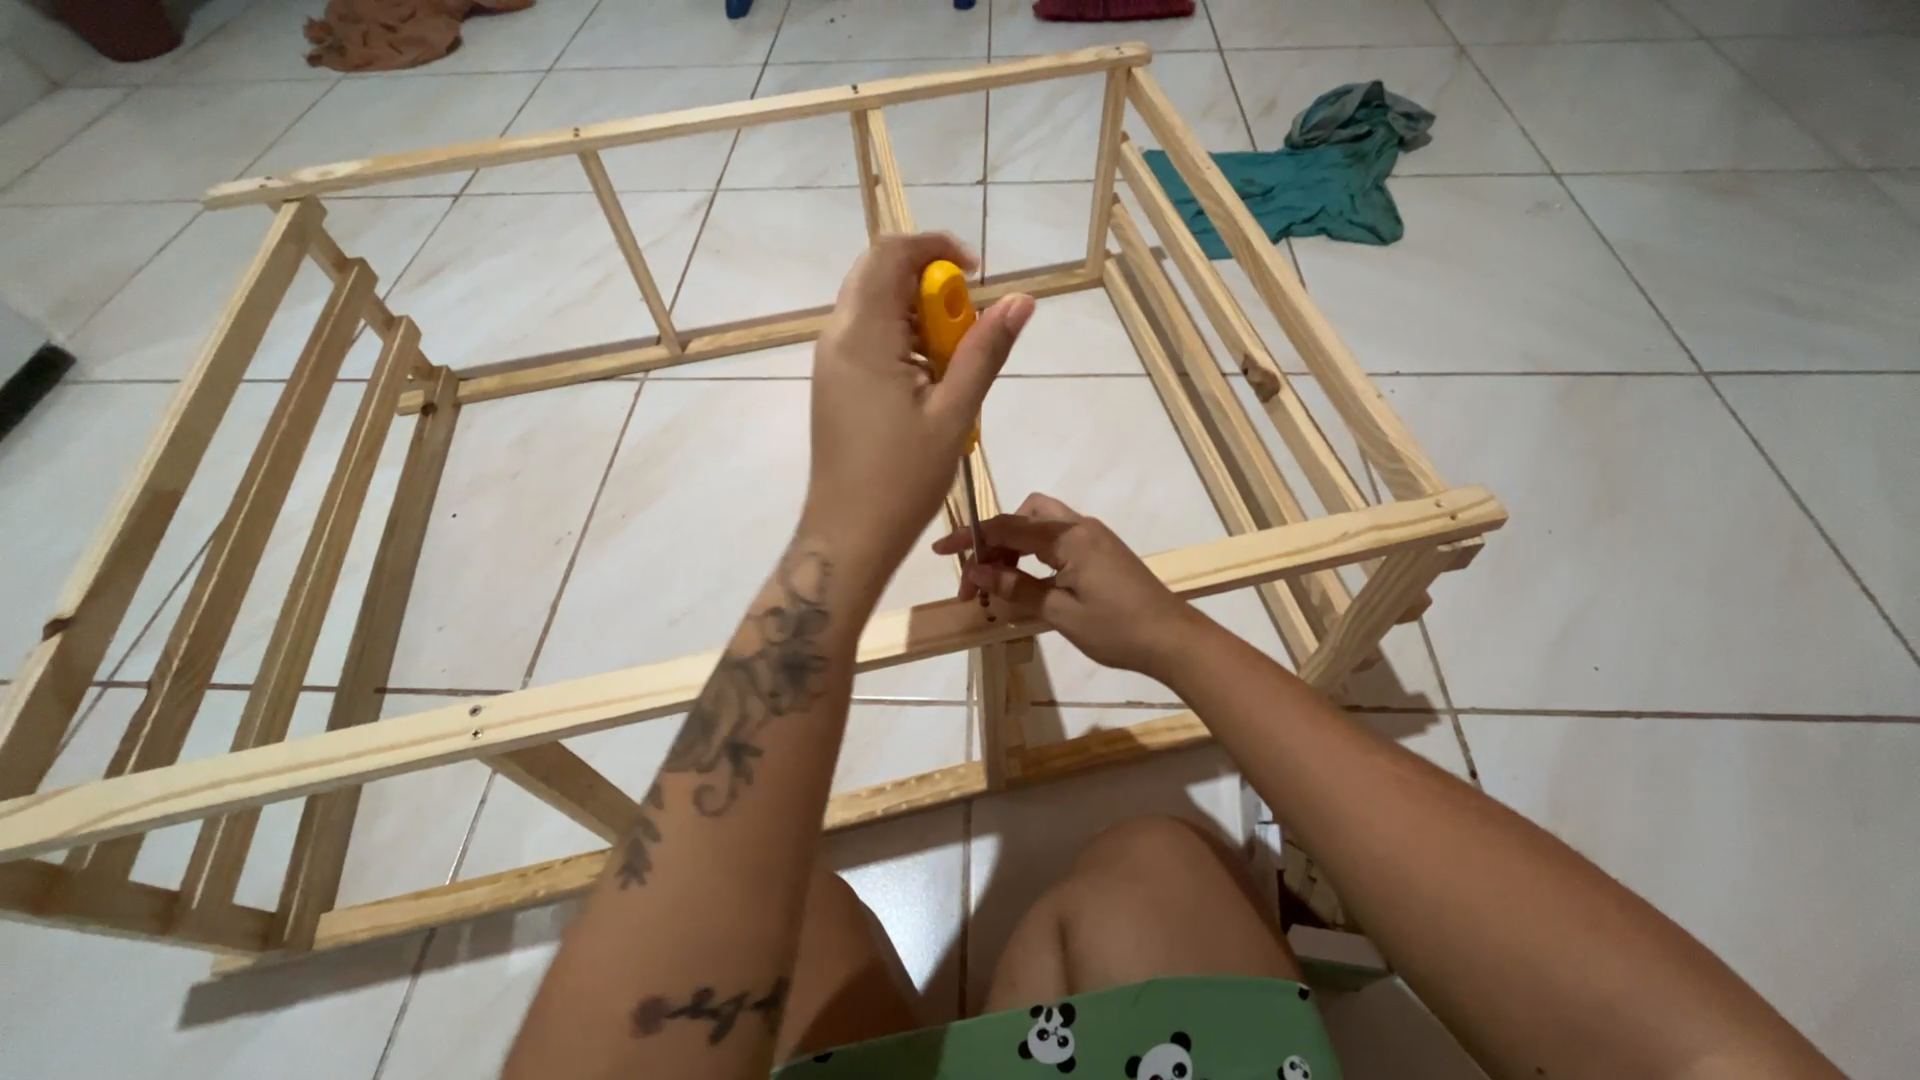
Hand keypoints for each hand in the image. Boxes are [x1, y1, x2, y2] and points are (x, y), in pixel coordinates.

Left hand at [802, 233, 1033, 577]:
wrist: (848, 536)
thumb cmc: (902, 480)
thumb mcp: (954, 414)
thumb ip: (986, 351)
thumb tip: (1022, 300)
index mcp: (863, 336)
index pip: (890, 253)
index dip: (937, 248)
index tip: (977, 275)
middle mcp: (837, 337)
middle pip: (879, 274)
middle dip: (929, 284)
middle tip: (968, 325)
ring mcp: (830, 362)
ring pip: (874, 307)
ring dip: (918, 315)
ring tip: (953, 362)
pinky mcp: (834, 384)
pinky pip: (868, 338)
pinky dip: (902, 341)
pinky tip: (929, 383)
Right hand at [931, 493, 1206, 678]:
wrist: (1173, 640)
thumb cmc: (1117, 629)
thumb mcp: (1061, 612)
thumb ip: (1017, 589)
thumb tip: (979, 574)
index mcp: (1069, 537)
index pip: (1008, 527)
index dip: (972, 538)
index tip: (941, 552)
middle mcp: (1081, 527)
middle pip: (1024, 516)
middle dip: (995, 539)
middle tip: (978, 577)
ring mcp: (1094, 538)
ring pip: (1041, 526)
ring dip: (1014, 548)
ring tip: (997, 585)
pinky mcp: (1102, 552)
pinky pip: (1057, 541)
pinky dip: (1034, 555)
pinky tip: (1026, 584)